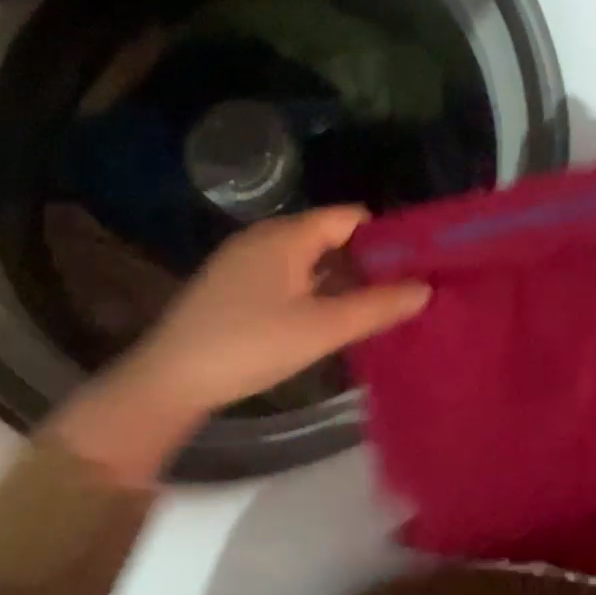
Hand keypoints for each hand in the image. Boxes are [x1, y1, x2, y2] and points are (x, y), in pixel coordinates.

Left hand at [42, 207, 430, 483]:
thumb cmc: (251, 345)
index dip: (384, 238)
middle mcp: (263, 236)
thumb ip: (375, 307)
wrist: (170, 377)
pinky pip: (281, 274)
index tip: (413, 267)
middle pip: (327, 236)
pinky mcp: (227, 284)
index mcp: (287, 235)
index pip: (349, 217)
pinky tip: (318, 321)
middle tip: (396, 295)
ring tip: (366, 311)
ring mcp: (241, 259)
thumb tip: (424, 288)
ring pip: (304, 258)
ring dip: (335, 279)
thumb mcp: (321, 329)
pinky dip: (307, 290)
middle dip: (363, 262)